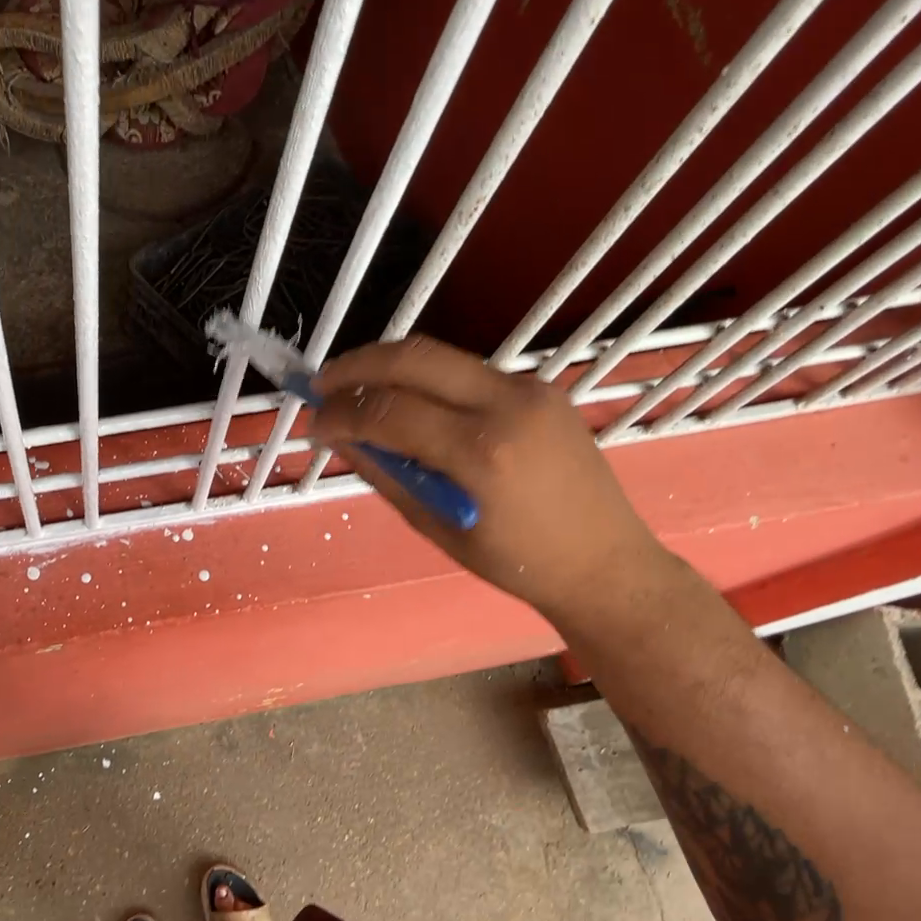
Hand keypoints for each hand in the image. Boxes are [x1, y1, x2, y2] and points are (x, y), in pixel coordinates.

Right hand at [310, 336, 677, 619]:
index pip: (389, 411)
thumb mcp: (436, 526)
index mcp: (482, 454)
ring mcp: (530, 390)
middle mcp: (509, 406)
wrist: (606, 563)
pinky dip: (426, 379)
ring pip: (439, 357)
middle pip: (413, 358)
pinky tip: (407, 402)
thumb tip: (338, 437)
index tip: (314, 422)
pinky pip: (466, 372)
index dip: (341, 412)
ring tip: (356, 390)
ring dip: (389, 367)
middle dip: (357, 364)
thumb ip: (385, 473)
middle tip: (323, 383)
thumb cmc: (516, 562)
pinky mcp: (540, 387)